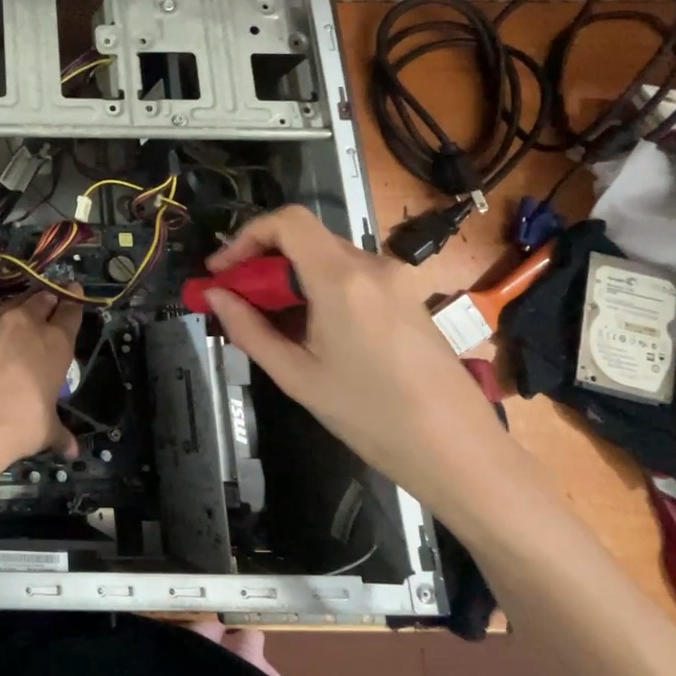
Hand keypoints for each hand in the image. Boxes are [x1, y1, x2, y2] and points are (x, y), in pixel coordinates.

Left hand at [0, 286, 82, 465]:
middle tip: (50, 297)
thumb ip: (60, 434)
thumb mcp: (46, 430)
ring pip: (13, 301)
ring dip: (21, 302)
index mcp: (56, 343)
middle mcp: (27, 324)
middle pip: (41, 299)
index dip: (74, 301)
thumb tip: (72, 451)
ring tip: (24, 305)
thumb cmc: (20, 422)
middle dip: (48, 297)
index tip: (76, 291)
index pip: (71, 313)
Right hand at [202, 207, 509, 504]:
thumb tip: (213, 294)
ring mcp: (396, 282)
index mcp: (341, 280)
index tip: (222, 271)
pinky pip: (350, 278)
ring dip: (289, 279)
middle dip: (262, 263)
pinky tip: (310, 333)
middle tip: (236, 301)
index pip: (287, 221)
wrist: (461, 453)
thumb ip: (248, 329)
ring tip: (269, 323)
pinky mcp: (408, 300)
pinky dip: (318, 291)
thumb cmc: (372, 417)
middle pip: (304, 240)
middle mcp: (371, 268)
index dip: (245, 237)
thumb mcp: (296, 376)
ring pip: (325, 259)